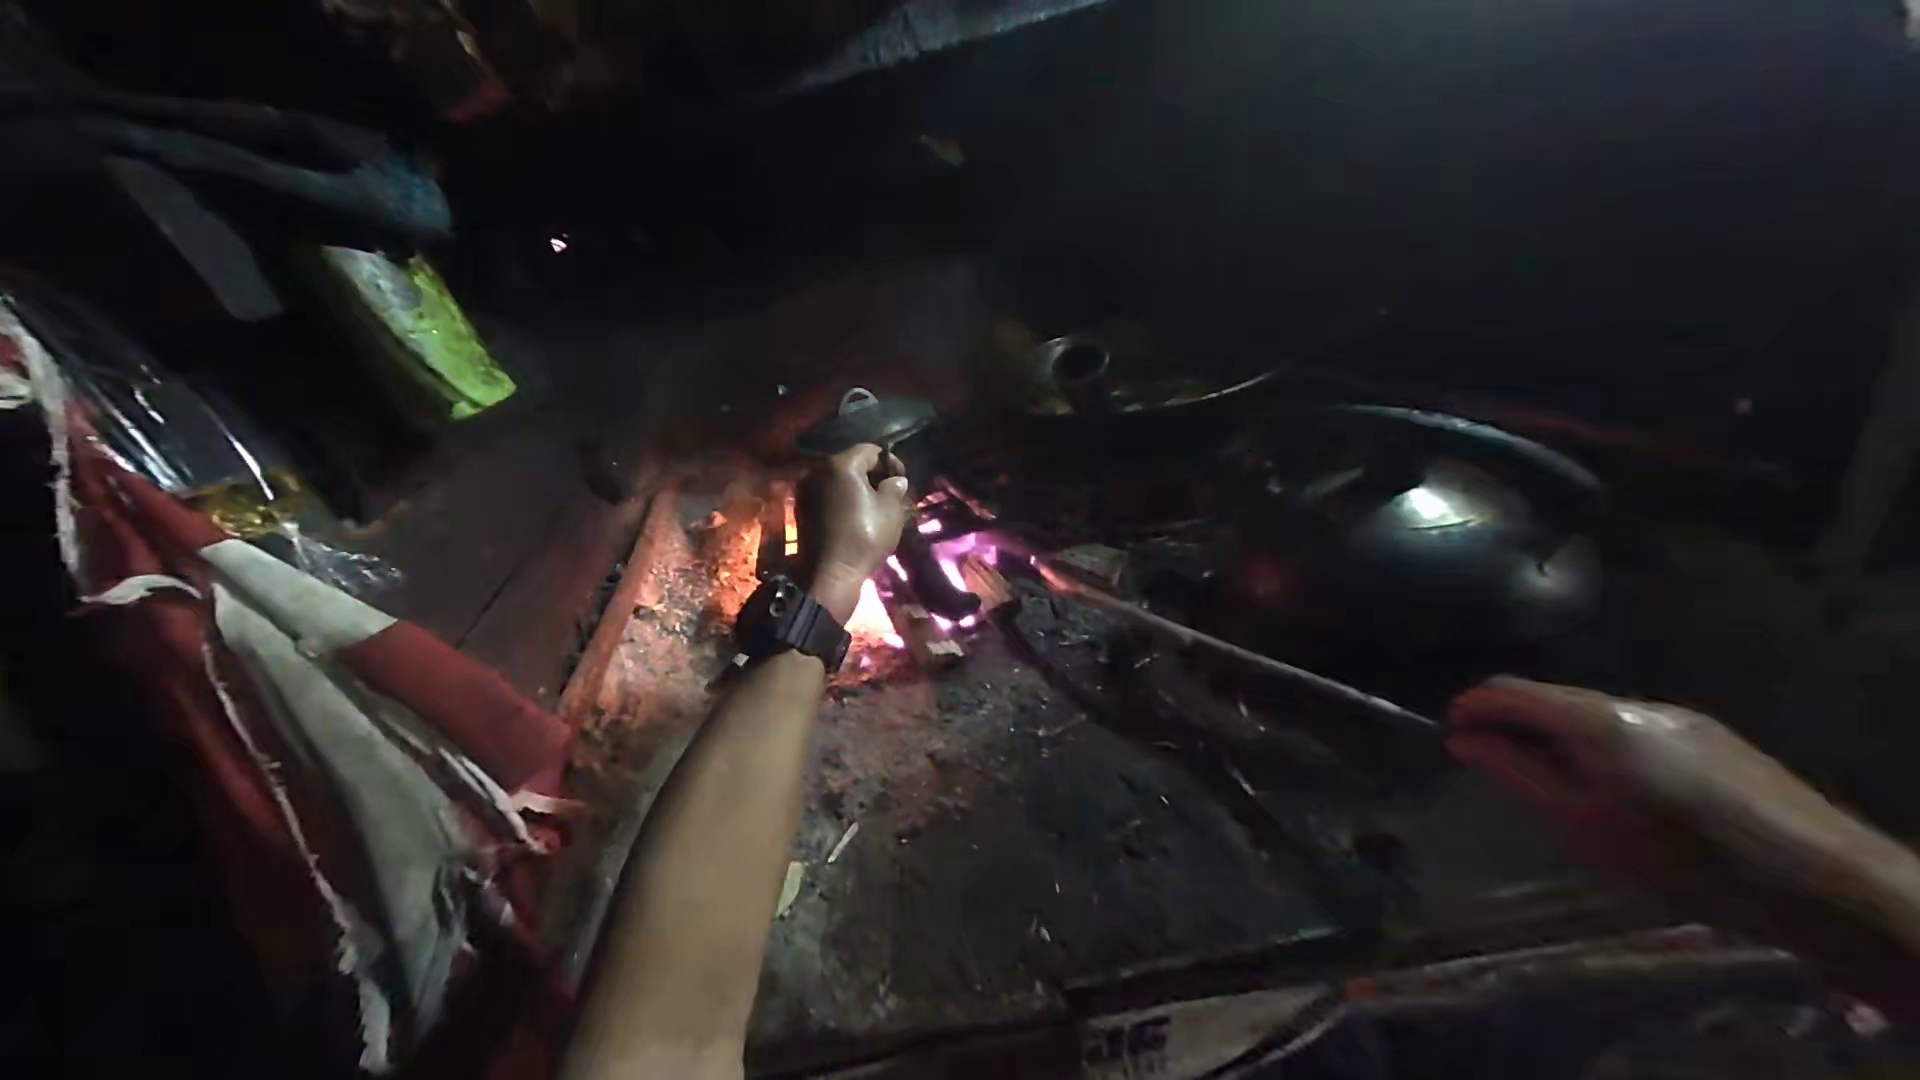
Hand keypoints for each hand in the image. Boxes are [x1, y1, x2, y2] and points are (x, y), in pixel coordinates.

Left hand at [796, 444, 910, 623]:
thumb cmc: (865, 536)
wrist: (832, 574)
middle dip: (873, 474)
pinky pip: (828, 495)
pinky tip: (856, 515)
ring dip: (857, 487)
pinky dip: (843, 499)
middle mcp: (818, 471)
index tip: (902, 479)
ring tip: (875, 505)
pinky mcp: (802, 510)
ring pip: (838, 480)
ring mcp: (806, 491)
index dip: (890, 461)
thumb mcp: (890, 510)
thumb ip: (894, 487)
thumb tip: (895, 480)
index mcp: (841, 465)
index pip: (869, 450)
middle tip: (891, 491)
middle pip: (851, 463)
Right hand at [1450, 676, 1919, 1019]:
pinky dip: (1597, 744)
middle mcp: (1632, 702)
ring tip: (1554, 782)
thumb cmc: (1687, 860)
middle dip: (1510, 722)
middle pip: (1547, 697)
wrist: (1840, 892)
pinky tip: (1616, 788)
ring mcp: (1679, 716)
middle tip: (1494, 762)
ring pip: (1588, 712)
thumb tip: (1463, 739)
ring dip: (1555, 735)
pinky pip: (1630, 727)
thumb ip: (1512, 773)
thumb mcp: (1579, 825)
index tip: (1451, 734)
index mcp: (1594, 719)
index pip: (1505, 689)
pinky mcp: (1713, 737)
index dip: (1468, 706)